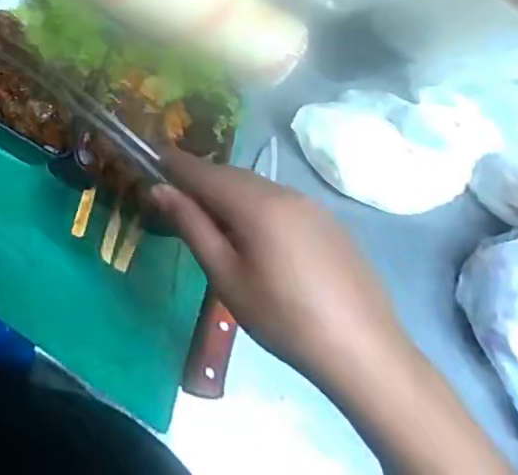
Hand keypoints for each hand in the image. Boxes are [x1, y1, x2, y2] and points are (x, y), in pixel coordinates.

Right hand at [147, 148, 405, 384]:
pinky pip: (279, 200)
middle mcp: (283, 192)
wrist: (368, 357)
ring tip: (214, 223)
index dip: (171, 163)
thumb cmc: (284, 318)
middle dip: (199, 180)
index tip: (149, 160)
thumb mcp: (225, 276)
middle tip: (176, 201)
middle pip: (228, 174)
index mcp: (255, 203)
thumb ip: (191, 225)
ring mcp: (312, 206)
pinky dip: (255, 205)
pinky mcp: (330, 224)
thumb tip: (159, 188)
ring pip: (255, 186)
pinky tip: (256, 237)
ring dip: (227, 193)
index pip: (200, 170)